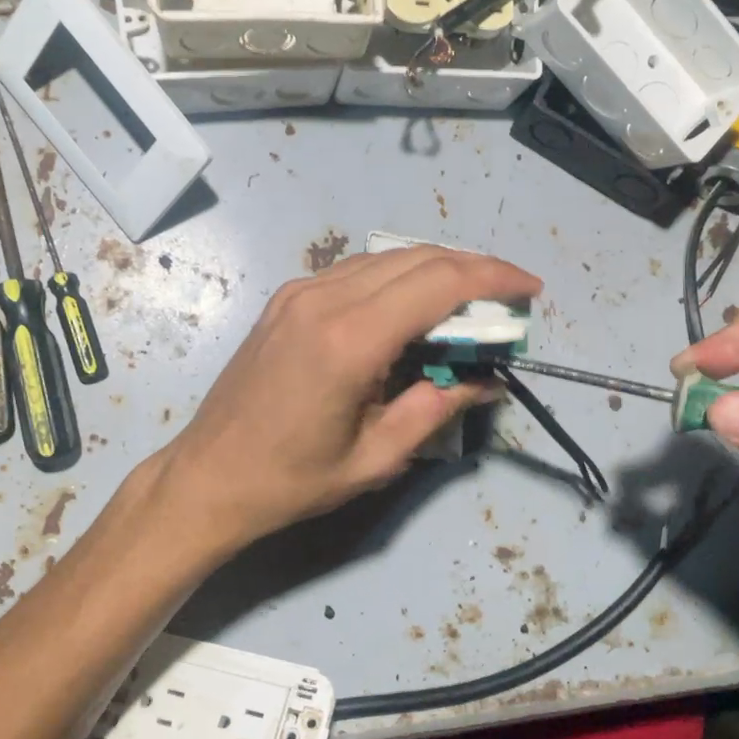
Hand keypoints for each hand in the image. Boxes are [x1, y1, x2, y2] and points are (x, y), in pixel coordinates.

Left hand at [156, 247, 541, 551]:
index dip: (494, 277)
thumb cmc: (292, 479)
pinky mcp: (285, 298)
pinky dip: (396, 279)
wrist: (209, 476)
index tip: (530, 289)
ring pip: (386, 259)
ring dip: (435, 271)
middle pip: (418, 258)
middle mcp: (324, 299)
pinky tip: (412, 309)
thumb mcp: (377, 456)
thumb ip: (437, 408)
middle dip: (473, 270)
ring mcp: (299, 292)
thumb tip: (488, 380)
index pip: (440, 282)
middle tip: (506, 301)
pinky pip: (355, 272)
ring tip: (469, 305)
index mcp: (351, 339)